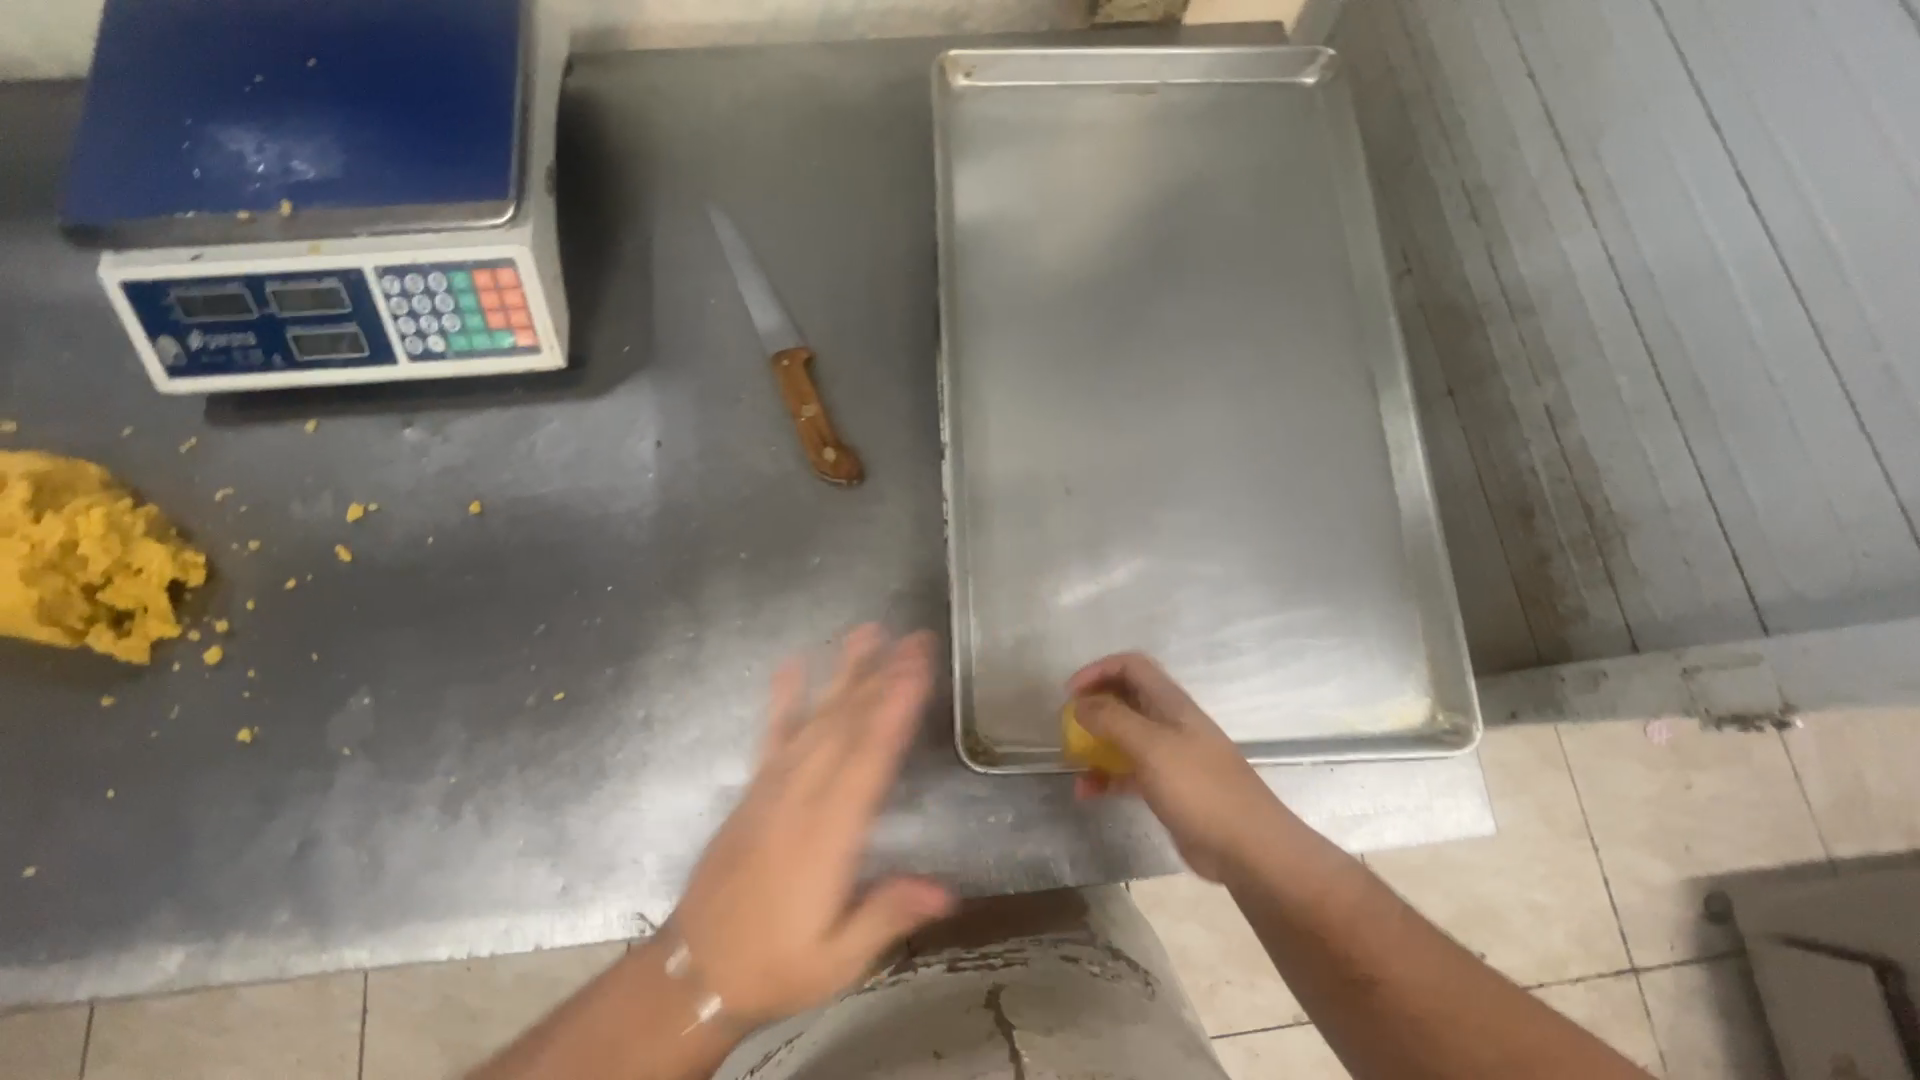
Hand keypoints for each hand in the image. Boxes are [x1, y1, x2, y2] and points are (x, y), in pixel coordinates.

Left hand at [669, 626, 955, 1025]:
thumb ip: (886, 916)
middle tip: (912, 638)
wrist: (694, 972)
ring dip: (842, 675)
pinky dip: (783, 698)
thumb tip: (947, 889)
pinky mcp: (752, 793)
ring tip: (866, 632)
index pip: (867, 761)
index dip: (894, 710)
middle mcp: (798, 800)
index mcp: (826, 837)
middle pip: (845, 728)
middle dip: (880, 678)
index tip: (916, 668)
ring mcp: (771, 791)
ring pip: (813, 721)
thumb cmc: (775, 966)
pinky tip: (792, 664)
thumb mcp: (837, 961)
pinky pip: (771, 736)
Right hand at [1069, 653, 1291, 882]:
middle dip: (1094, 706)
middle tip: (1067, 725)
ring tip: (1071, 759)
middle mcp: (1170, 724)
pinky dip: (1105, 778)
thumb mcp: (1152, 747)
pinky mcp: (1167, 788)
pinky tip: (1086, 793)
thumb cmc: (1200, 789)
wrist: (1247, 846)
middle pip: (1126, 699)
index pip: (1132, 667)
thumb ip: (1113, 720)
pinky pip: (1128, 773)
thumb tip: (1080, 704)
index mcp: (1171, 704)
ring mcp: (1169, 757)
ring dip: (1096, 743)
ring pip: (1124, 737)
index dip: (1098, 671)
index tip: (1070, 694)